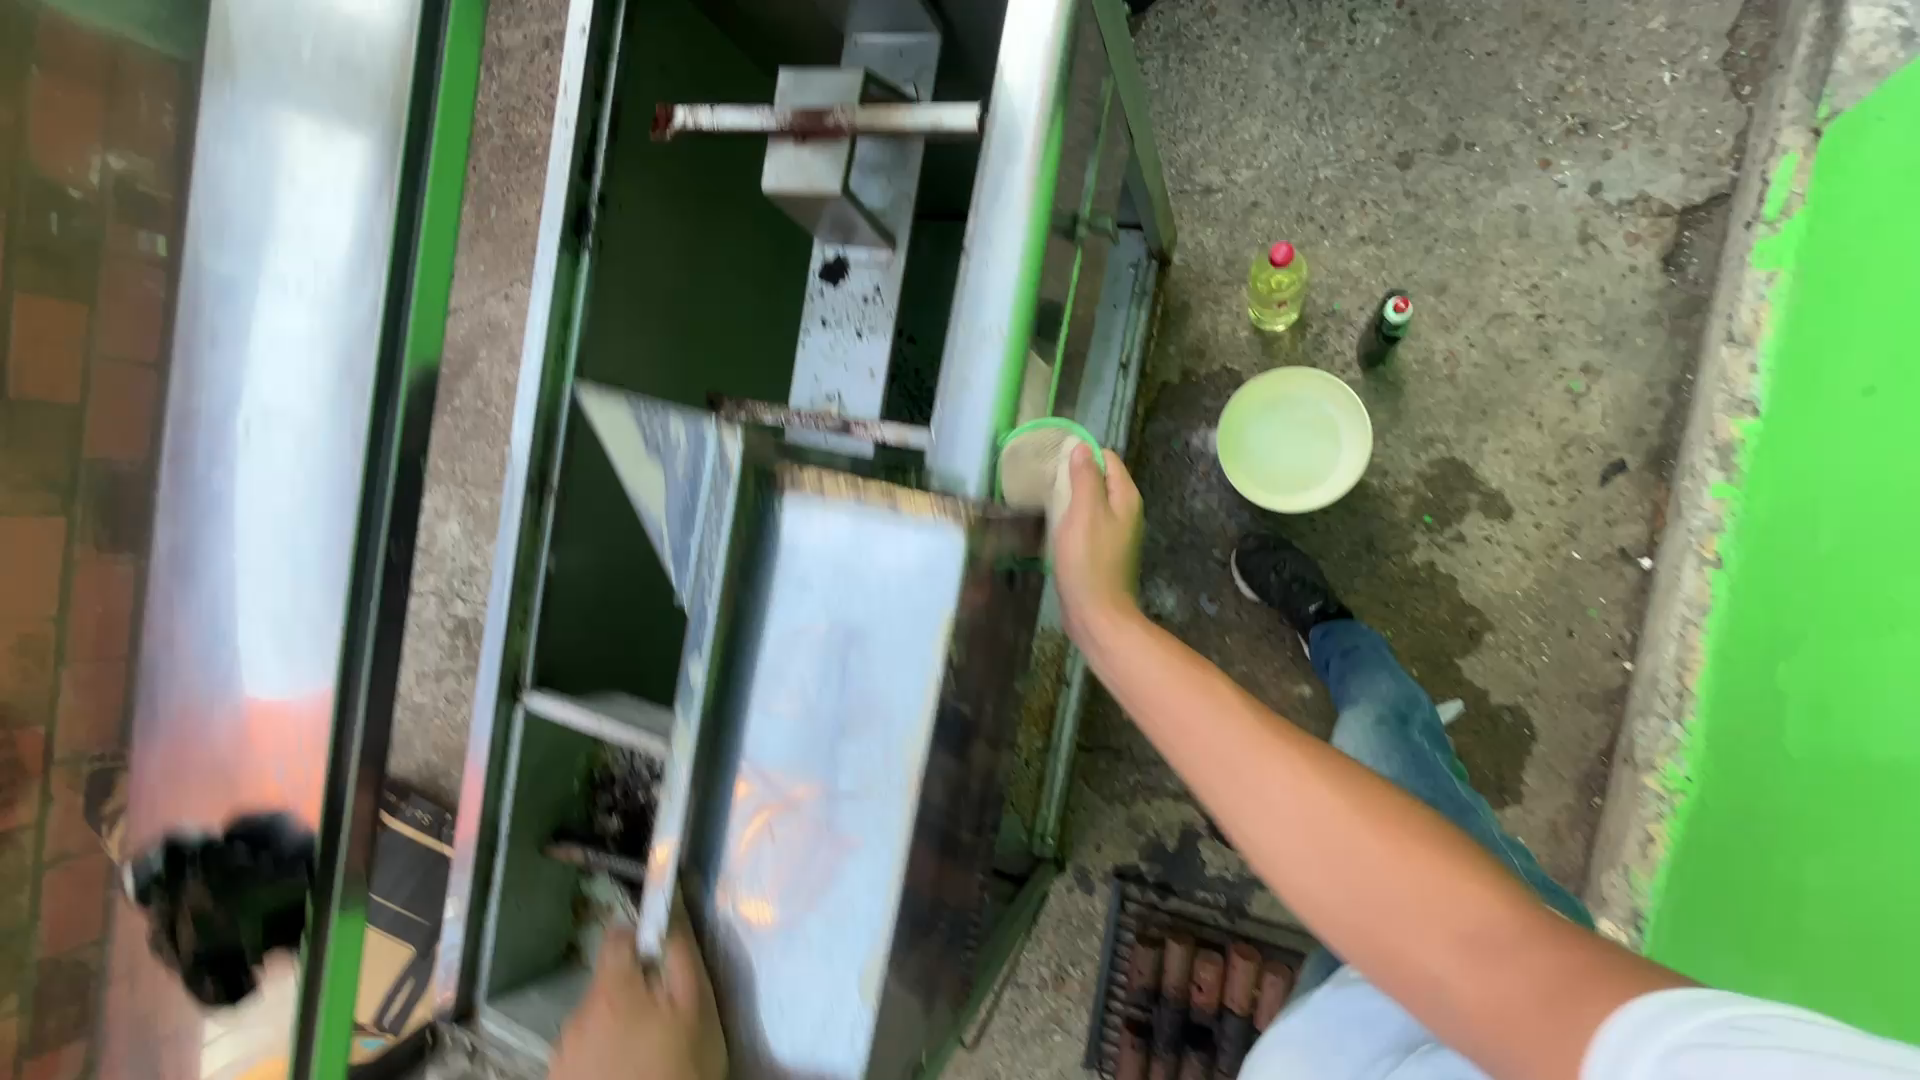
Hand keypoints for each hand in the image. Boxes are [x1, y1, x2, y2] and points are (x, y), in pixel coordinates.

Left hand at [548, 910, 726, 1079]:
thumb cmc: (679, 1069)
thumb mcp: (697, 1008)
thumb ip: (680, 958)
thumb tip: (669, 920)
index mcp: (611, 991)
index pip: (616, 937)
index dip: (640, 936)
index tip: (659, 952)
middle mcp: (577, 1017)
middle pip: (606, 981)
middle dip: (631, 987)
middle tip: (661, 1014)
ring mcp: (562, 1055)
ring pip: (594, 1018)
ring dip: (615, 1022)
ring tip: (644, 1050)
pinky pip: (583, 1051)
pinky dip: (601, 1053)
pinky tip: (625, 1071)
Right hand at [1051, 443, 1143, 641]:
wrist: (1096, 614)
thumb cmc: (1089, 561)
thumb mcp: (1084, 512)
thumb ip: (1085, 478)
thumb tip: (1083, 448)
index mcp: (1126, 498)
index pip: (1108, 459)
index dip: (1083, 455)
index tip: (1055, 461)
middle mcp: (1126, 513)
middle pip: (1101, 480)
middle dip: (1076, 476)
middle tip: (1047, 480)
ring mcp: (1116, 534)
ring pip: (1093, 504)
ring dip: (1072, 499)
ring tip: (1047, 500)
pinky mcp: (1103, 553)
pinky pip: (1088, 525)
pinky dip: (1073, 520)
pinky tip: (1056, 527)